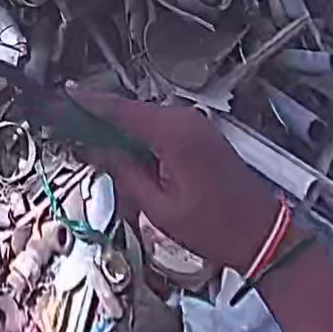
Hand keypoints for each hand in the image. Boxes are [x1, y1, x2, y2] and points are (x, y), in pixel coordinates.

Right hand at [69, 88, 279, 268]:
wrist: (265, 236)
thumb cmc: (216, 227)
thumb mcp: (159, 207)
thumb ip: (124, 172)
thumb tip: (95, 151)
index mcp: (173, 133)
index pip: (121, 109)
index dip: (90, 102)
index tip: (67, 95)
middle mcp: (184, 119)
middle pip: (131, 110)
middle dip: (101, 117)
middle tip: (74, 124)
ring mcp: (194, 122)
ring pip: (144, 116)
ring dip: (122, 127)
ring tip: (97, 142)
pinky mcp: (199, 131)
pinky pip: (160, 123)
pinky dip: (141, 132)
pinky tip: (128, 148)